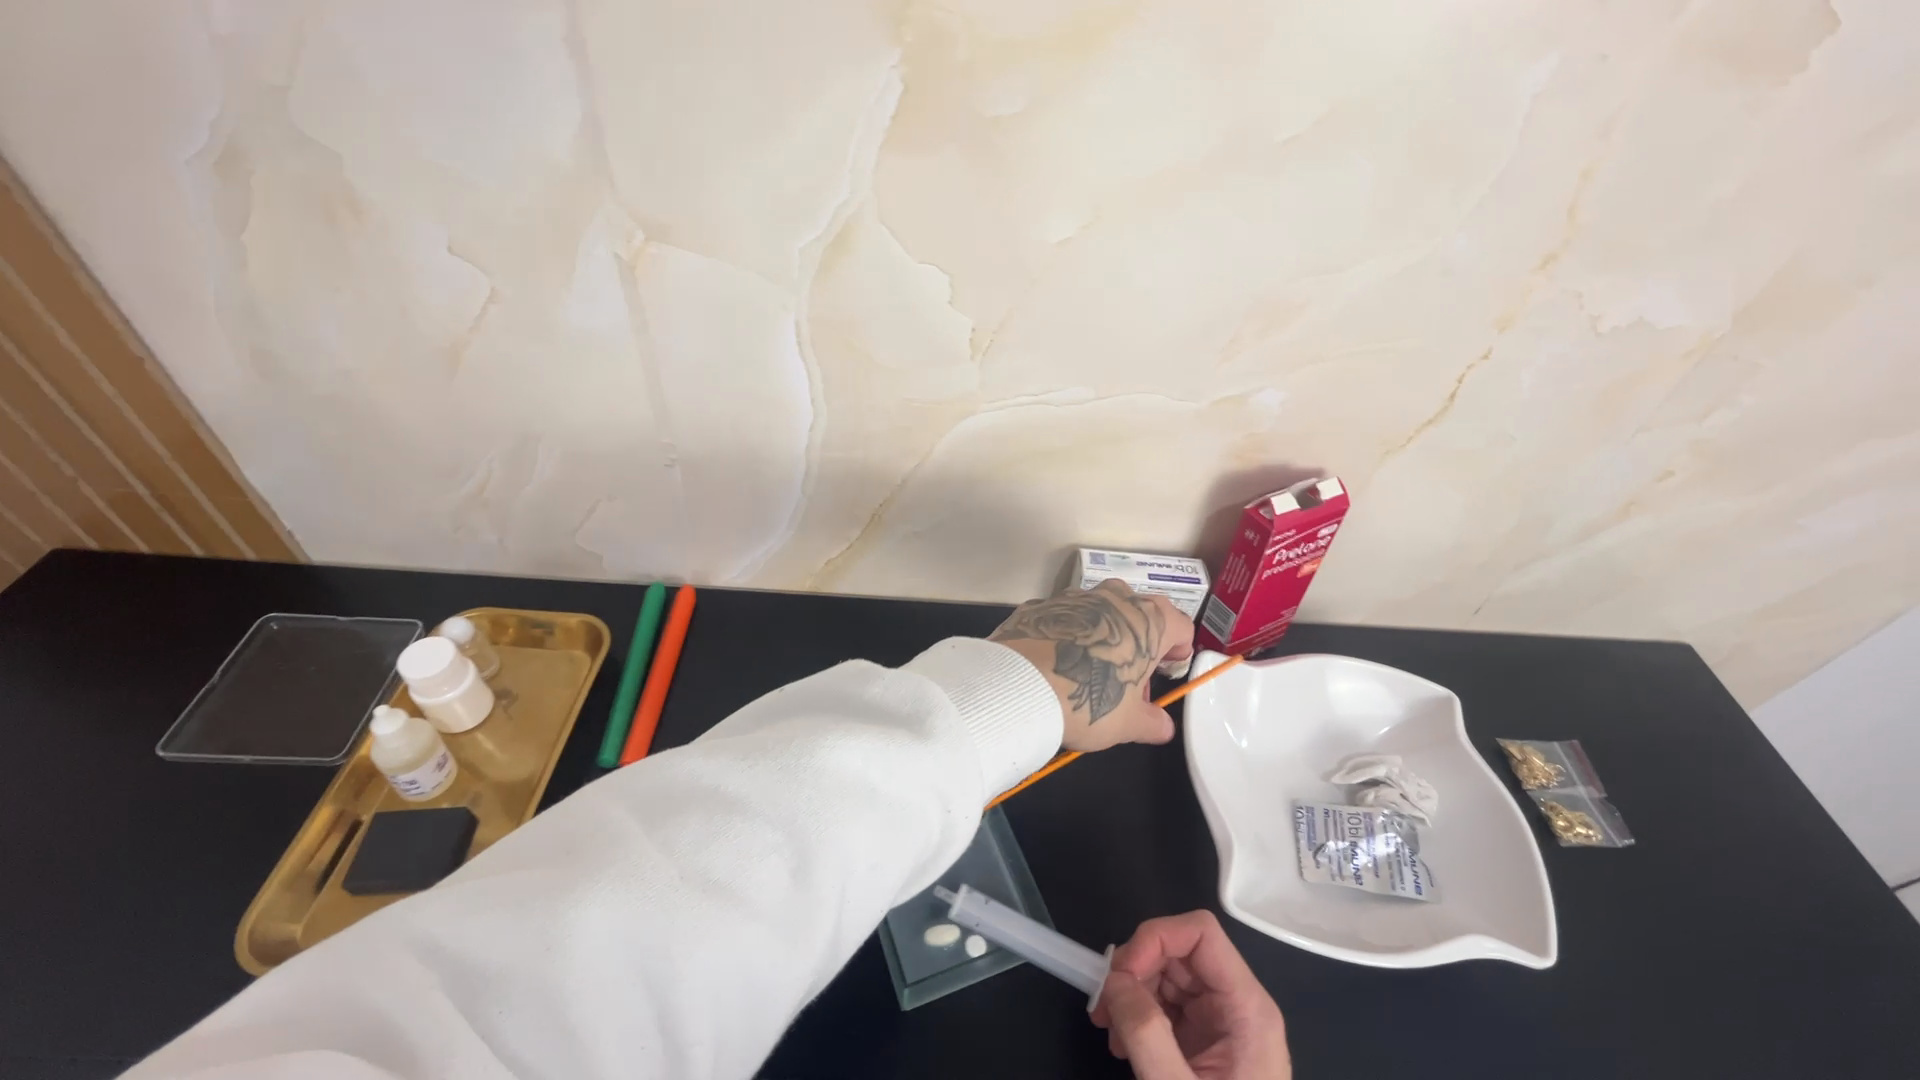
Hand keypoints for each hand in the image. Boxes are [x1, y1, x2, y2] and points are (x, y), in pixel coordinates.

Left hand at [989, 579, 1194, 751]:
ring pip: (1099, 612)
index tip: (1166, 671)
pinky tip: (1053, 663)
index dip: (1177, 651)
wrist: (1019, 685)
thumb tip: (1162, 727)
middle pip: (1139, 615)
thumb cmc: (1089, 701)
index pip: (1181, 627)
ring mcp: (1075, 596)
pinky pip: (1063, 619)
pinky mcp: (1040, 604)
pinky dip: (1065, 636)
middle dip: (1138, 644)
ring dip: (1102, 636)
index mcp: (1150, 620)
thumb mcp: (1128, 723)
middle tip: (1127, 681)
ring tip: (1088, 672)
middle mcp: (1116, 597)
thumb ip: (1151, 722)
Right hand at [1092, 911, 1290, 1079]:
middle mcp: (1238, 1005)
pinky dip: (1137, 1013)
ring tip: (1109, 1033)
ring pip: (1168, 975)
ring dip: (1131, 992)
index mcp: (1247, 1009)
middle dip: (1136, 969)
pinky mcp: (1205, 1040)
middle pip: (1180, 951)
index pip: (1201, 934)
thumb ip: (1146, 1033)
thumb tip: (1114, 980)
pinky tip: (1122, 1044)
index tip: (1121, 974)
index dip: (1155, 938)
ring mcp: (1221, 1022)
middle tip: (1103, 1008)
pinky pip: (1166, 1004)